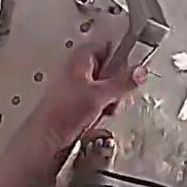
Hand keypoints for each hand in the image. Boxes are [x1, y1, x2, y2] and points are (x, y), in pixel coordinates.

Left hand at [27, 43, 145, 152]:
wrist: (46, 140)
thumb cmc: (64, 112)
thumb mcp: (100, 94)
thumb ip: (123, 82)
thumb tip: (140, 71)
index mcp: (80, 57)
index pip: (108, 45)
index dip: (121, 56)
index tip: (132, 68)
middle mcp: (77, 68)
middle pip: (109, 68)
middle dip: (116, 83)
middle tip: (116, 94)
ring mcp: (76, 86)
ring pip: (105, 86)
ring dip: (110, 98)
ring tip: (105, 109)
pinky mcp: (76, 104)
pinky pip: (98, 101)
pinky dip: (102, 108)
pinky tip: (99, 117)